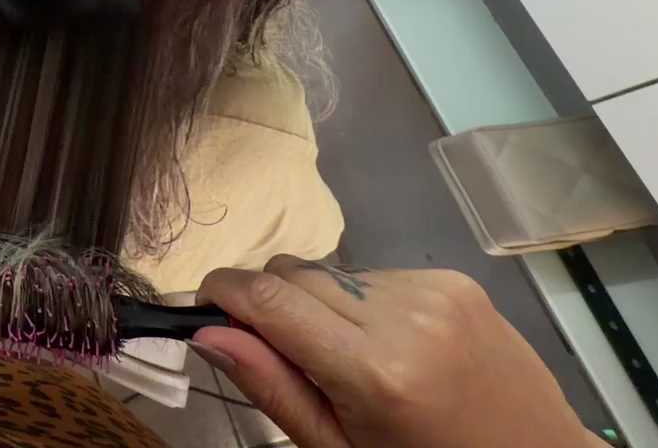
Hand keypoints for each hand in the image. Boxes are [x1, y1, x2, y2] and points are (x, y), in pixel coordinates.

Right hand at [191, 256, 602, 447]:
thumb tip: (204, 333)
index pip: (265, 296)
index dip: (221, 292)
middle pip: (289, 272)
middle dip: (268, 302)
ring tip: (346, 353)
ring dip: (314, 301)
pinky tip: (386, 341)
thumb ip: (271, 387)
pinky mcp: (452, 278)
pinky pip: (366, 272)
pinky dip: (356, 300)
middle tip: (286, 353)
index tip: (204, 309)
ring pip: (325, 269)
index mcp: (377, 370)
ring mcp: (433, 289)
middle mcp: (403, 313)